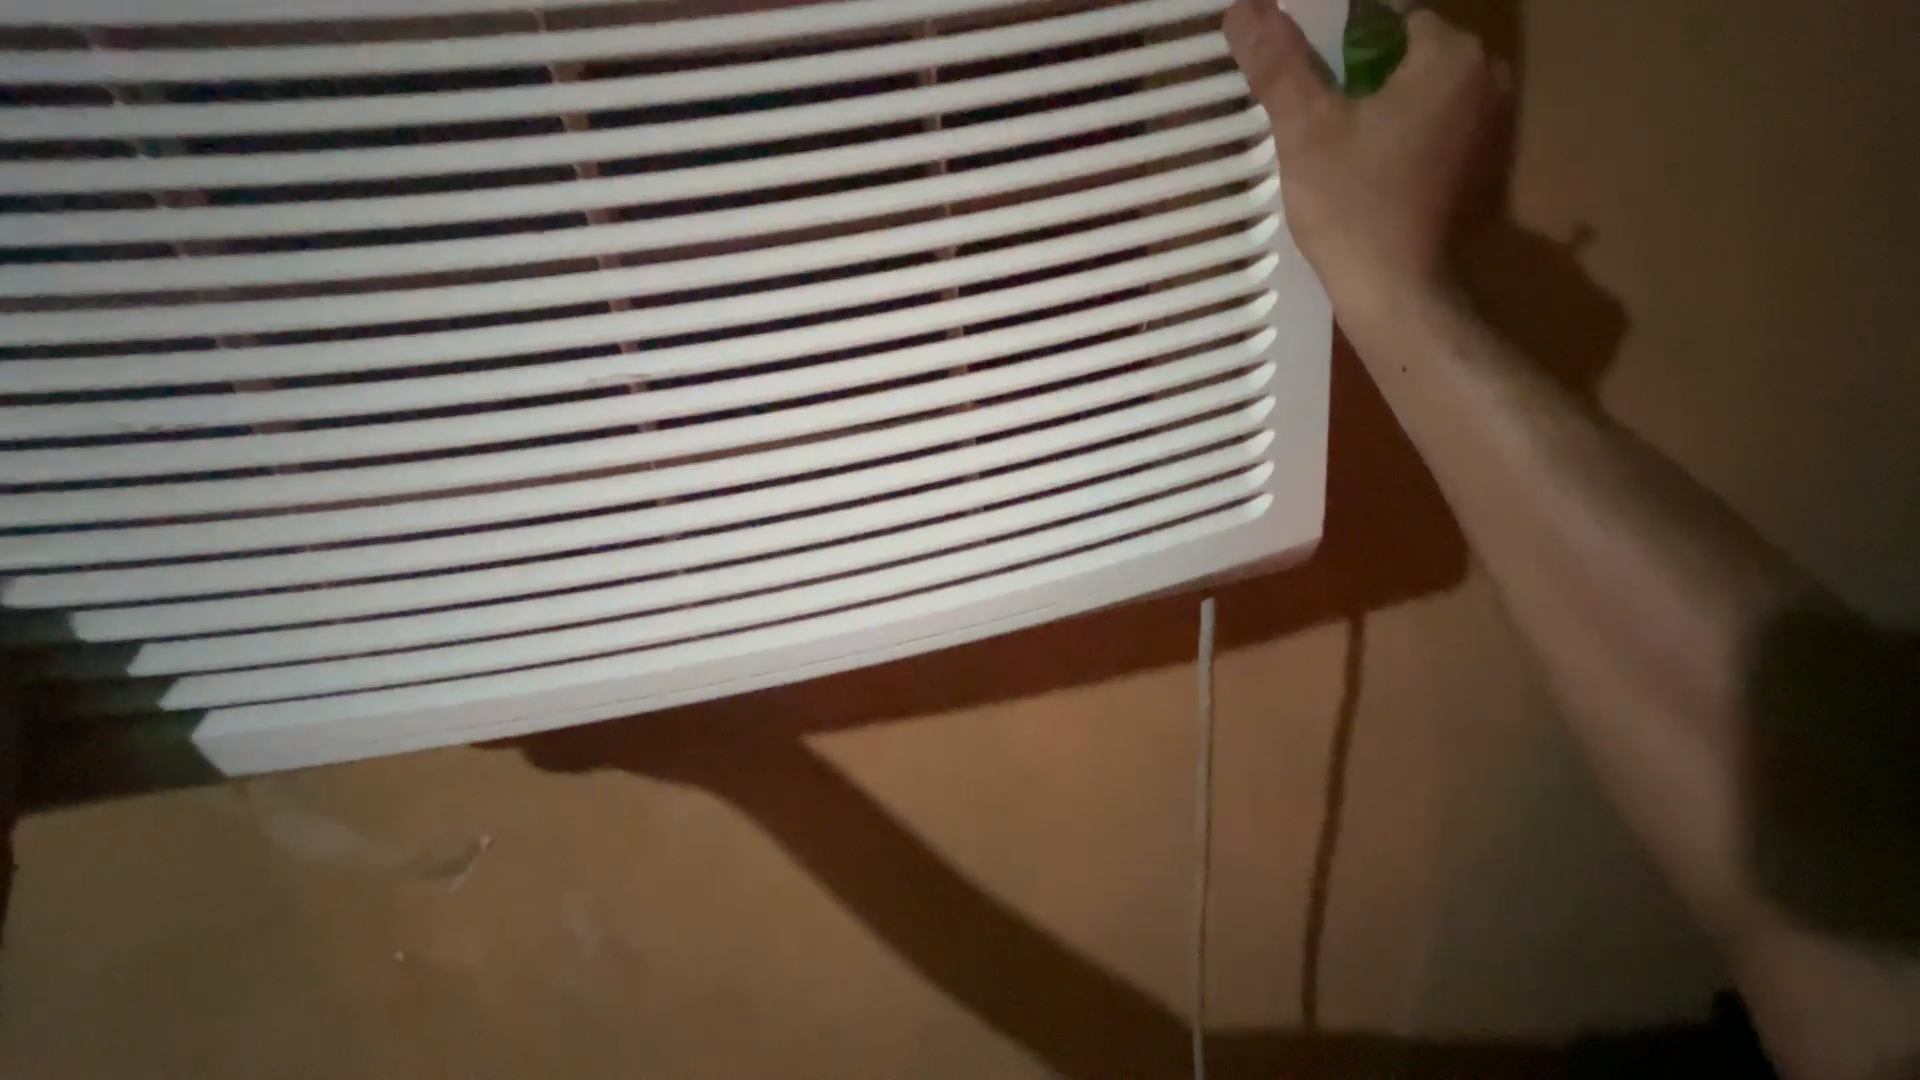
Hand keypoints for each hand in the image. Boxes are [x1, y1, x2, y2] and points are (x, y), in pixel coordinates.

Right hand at [1223, 1, 1509, 307]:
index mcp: (1450, 54)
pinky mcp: (1476, 164)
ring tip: (1334, 149)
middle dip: (1357, 78)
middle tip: (1314, 121)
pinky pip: (1429, 129)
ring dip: (1376, 109)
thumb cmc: (1352, 207)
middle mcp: (1484, 77)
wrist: (1395, 291)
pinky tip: (1364, 172)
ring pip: (1416, 94)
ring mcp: (1488, 124)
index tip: (1308, 84)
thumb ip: (1279, 65)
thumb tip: (1243, 9)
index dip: (1337, 44)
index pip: (1386, 16)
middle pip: (1404, 54)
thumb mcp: (1306, 131)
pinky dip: (1396, 138)